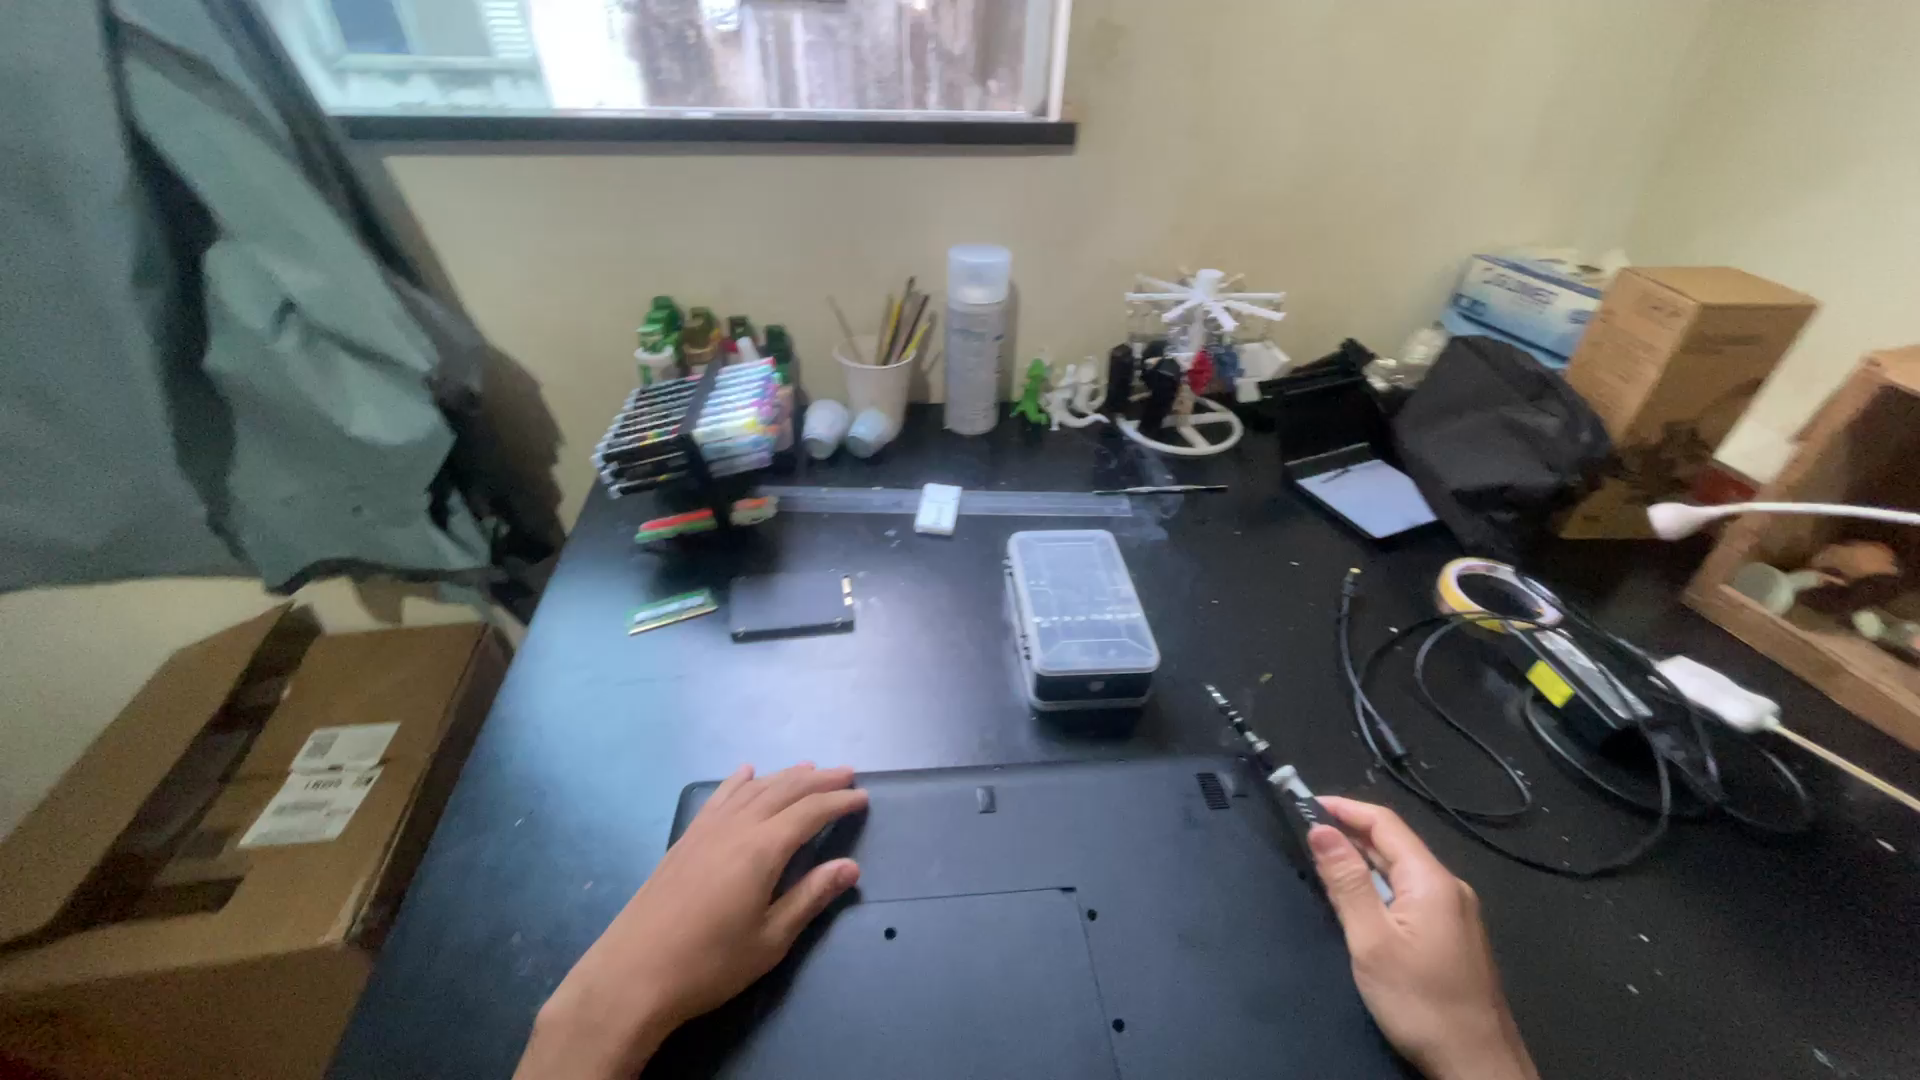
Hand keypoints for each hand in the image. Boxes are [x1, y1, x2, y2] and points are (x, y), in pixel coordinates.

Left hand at [516, 764, 867, 1079]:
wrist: (631, 976)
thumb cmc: (709, 964)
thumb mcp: (771, 940)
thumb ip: (811, 897)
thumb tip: (851, 866)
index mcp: (763, 848)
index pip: (811, 812)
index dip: (839, 802)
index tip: (863, 797)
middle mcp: (737, 826)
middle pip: (785, 790)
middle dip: (819, 780)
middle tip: (846, 773)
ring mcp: (707, 829)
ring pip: (754, 788)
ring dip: (785, 775)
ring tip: (809, 768)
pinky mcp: (686, 839)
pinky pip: (720, 797)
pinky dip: (738, 781)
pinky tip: (746, 772)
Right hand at [1309, 796, 1538, 1079]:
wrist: (1479, 1070)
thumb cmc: (1421, 1003)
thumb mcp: (1371, 940)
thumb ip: (1346, 881)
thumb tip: (1321, 830)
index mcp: (1432, 881)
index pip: (1385, 823)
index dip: (1344, 808)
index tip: (1305, 804)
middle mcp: (1449, 888)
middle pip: (1393, 844)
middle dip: (1349, 833)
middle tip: (1306, 834)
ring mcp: (1455, 913)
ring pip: (1400, 871)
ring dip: (1361, 861)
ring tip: (1323, 864)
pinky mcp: (1454, 936)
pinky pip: (1409, 894)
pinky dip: (1378, 887)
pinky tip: (1356, 902)